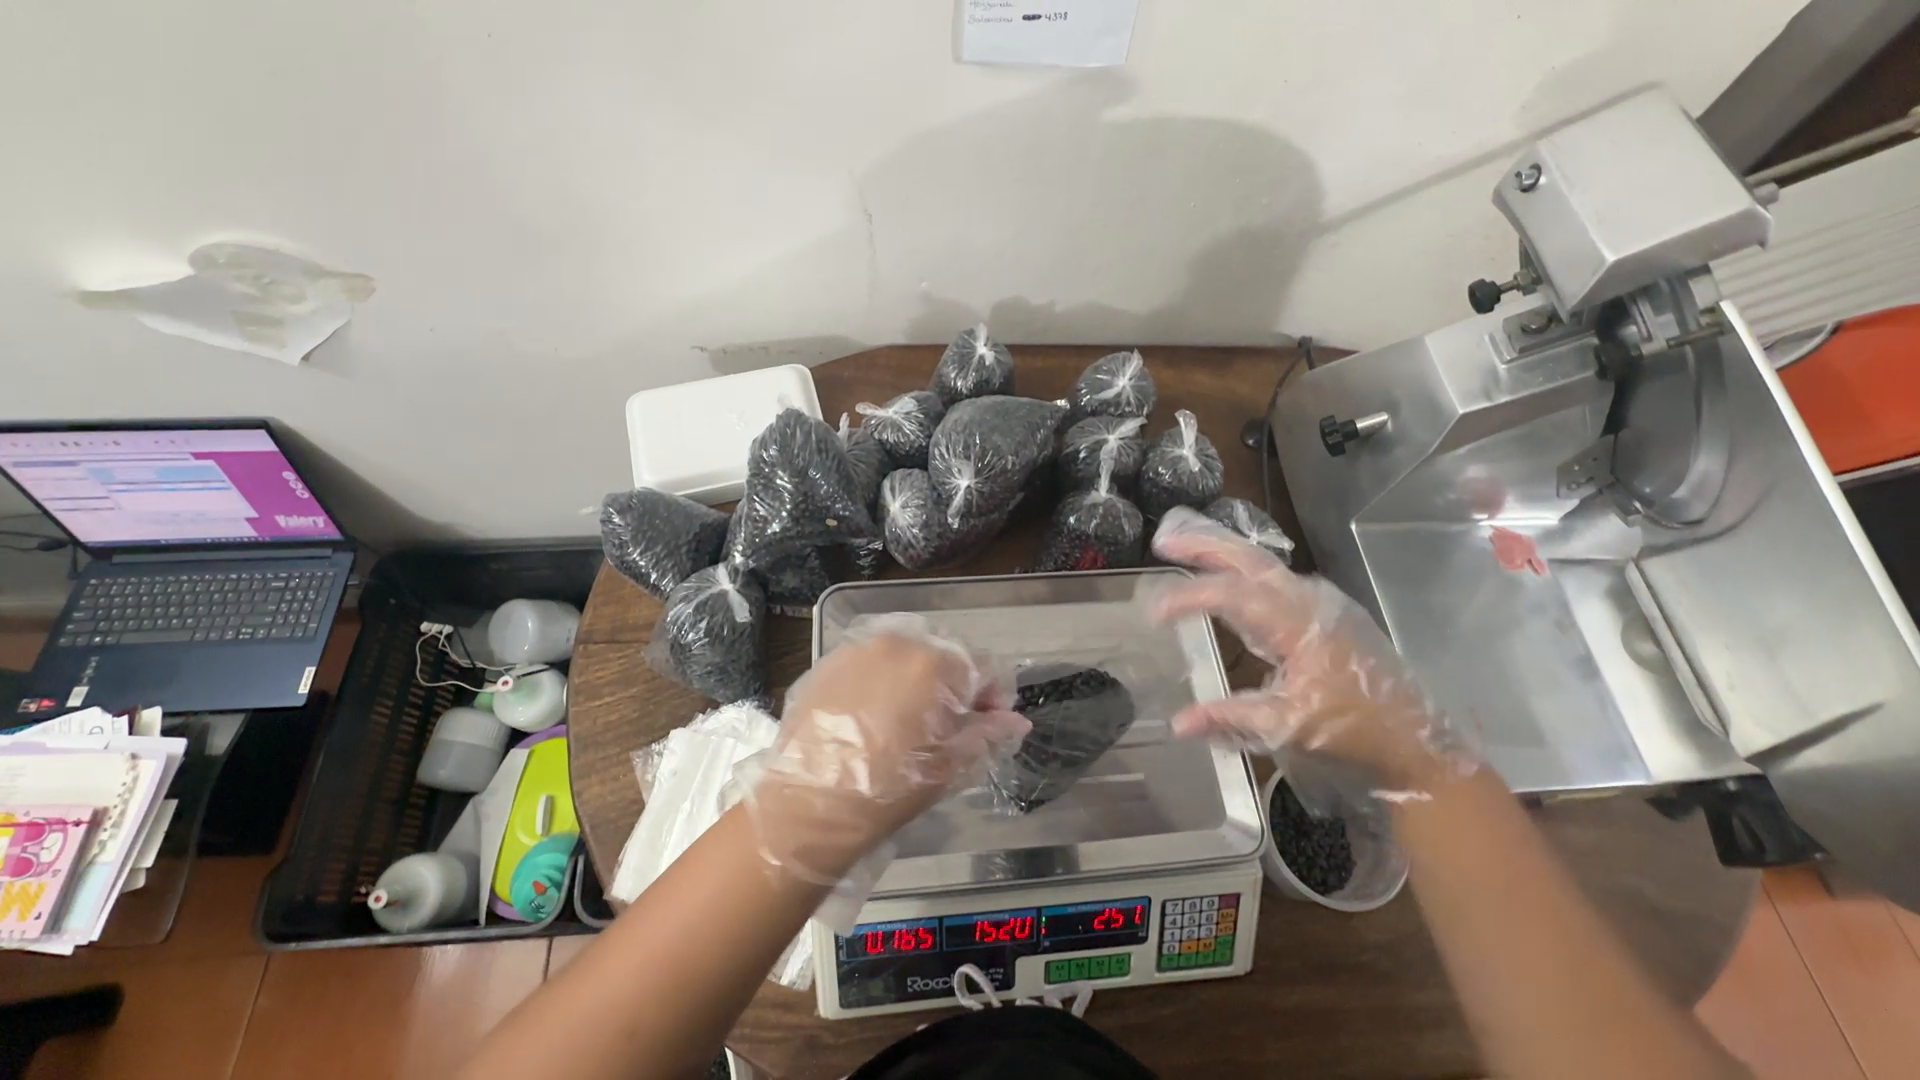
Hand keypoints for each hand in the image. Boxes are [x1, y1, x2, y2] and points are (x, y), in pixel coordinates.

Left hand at [744, 617, 1029, 882]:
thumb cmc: (889, 788)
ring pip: (906, 655)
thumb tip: (1016, 720)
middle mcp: (899, 644)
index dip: (995, 696)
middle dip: (957, 685)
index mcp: (936, 665)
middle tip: (952, 724)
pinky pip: (870, 662)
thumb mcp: (950, 766)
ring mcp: (859, 649)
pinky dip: (883, 680)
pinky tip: (875, 715)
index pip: (985, 667)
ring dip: (919, 680)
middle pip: (945, 655)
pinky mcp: (828, 662)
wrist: (808, 805)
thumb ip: (988, 734)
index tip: (990, 723)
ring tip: (911, 720)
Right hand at [1148, 511, 1476, 794]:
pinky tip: (1225, 579)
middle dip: (1206, 545)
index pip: (1235, 595)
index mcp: (1300, 625)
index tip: (1154, 611)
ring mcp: (1320, 605)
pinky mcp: (1325, 616)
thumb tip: (1177, 724)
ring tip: (1183, 549)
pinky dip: (1242, 571)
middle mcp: (1310, 602)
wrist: (1416, 741)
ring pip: (1264, 565)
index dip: (1191, 596)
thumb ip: (1231, 719)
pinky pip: (1275, 581)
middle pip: (1252, 560)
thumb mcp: (1289, 728)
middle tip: (1163, 541)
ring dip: (1223, 553)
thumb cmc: (1354, 732)